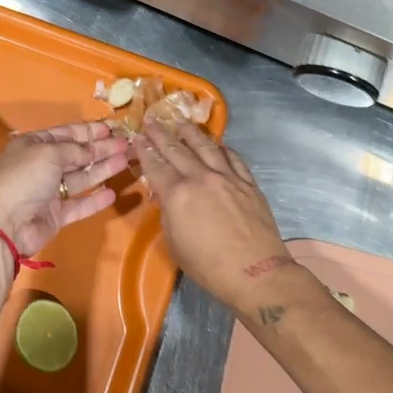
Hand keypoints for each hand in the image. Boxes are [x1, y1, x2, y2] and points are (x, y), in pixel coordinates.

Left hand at [0, 121, 128, 256]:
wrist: (4, 224)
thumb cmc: (24, 178)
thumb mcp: (49, 153)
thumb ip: (75, 150)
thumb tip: (93, 148)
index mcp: (34, 145)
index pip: (66, 134)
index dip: (88, 131)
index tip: (111, 129)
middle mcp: (42, 166)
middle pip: (76, 155)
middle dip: (100, 149)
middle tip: (126, 144)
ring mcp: (49, 192)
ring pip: (80, 178)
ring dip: (102, 169)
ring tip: (126, 161)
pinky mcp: (55, 216)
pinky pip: (79, 205)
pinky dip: (95, 200)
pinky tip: (112, 193)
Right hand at [132, 121, 293, 311]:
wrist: (255, 272)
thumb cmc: (209, 266)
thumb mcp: (175, 244)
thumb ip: (168, 215)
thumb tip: (168, 199)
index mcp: (177, 194)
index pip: (156, 165)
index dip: (144, 150)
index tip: (137, 137)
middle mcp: (201, 178)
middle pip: (178, 150)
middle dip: (162, 134)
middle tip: (152, 120)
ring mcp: (228, 178)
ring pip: (207, 147)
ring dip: (191, 133)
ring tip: (182, 122)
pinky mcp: (248, 184)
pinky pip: (234, 159)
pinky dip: (224, 149)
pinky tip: (218, 144)